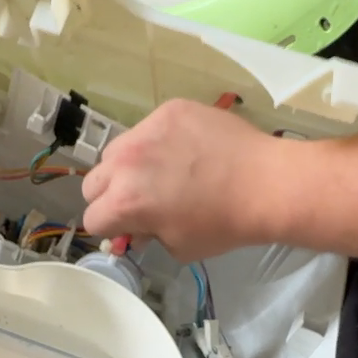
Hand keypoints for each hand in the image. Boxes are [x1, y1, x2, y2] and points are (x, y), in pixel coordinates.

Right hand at [82, 99, 288, 260]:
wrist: (265, 183)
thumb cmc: (224, 224)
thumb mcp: (178, 247)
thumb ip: (147, 236)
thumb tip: (139, 229)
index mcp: (125, 202)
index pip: (92, 218)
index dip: (111, 228)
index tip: (128, 229)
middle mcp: (126, 162)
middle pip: (93, 182)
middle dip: (110, 197)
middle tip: (140, 203)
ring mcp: (147, 130)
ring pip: (116, 151)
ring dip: (128, 167)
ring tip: (161, 174)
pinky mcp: (169, 110)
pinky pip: (148, 128)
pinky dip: (158, 143)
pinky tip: (186, 152)